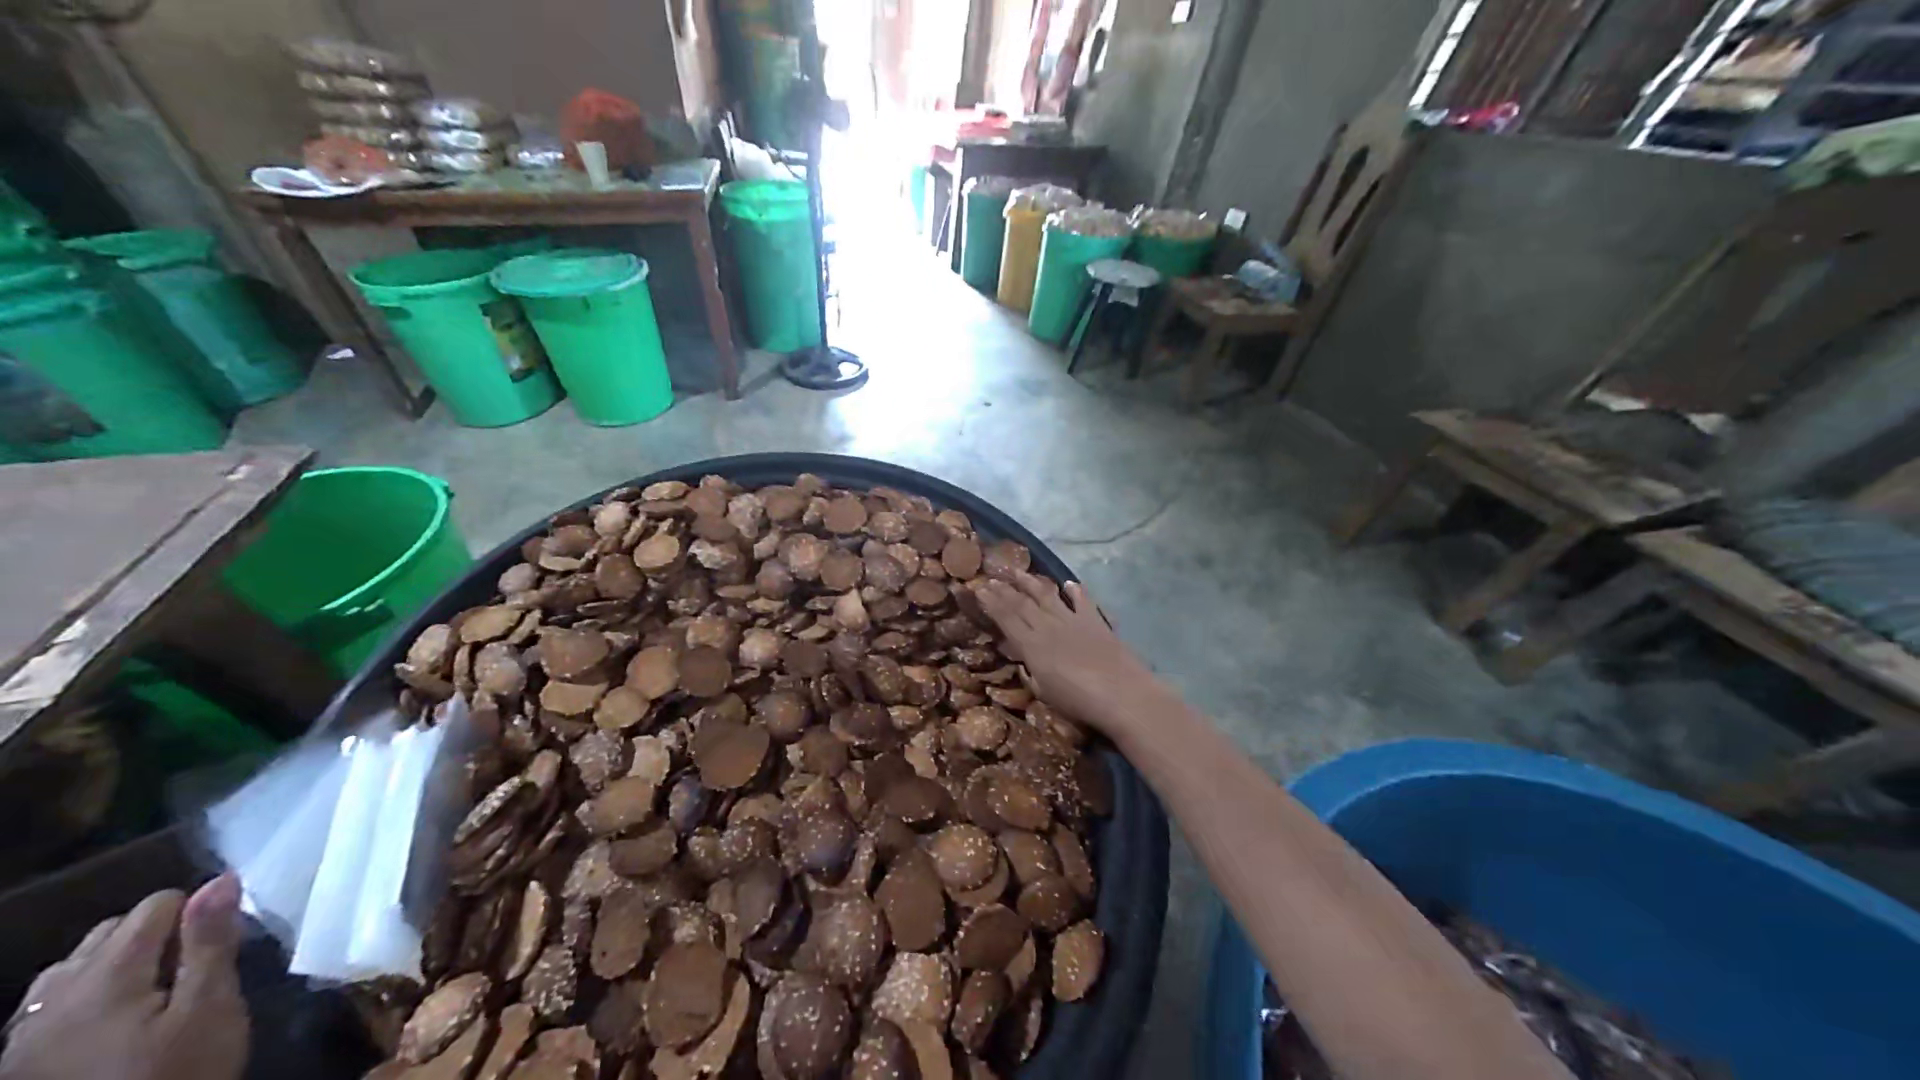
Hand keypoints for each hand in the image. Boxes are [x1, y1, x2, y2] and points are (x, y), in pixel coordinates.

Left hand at [1, 875, 248, 1079]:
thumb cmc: (177, 1075)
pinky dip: (85, 1000)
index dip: (199, 914)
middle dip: (156, 937)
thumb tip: (222, 879)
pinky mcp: (17, 1065)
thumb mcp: (210, 1009)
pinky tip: (109, 1028)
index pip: (158, 905)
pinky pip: (50, 1006)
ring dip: (117, 966)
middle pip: (111, 930)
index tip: (220, 946)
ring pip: (75, 967)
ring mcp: (23, 1036)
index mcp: (105, 977)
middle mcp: (53, 997)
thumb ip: (210, 942)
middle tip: (190, 973)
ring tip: (151, 997)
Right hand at [976, 571, 1168, 739]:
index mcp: (1031, 645)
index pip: (1006, 618)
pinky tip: (1068, 584)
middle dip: (1004, 589)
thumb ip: (1031, 672)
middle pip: (1022, 603)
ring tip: (1018, 572)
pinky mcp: (1095, 621)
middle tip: (991, 577)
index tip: (979, 589)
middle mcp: (1048, 626)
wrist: (1121, 694)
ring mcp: (1073, 620)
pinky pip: (1082, 601)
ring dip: (1031, 582)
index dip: (991, 603)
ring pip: (1047, 595)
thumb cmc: (1078, 702)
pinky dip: (1075, 591)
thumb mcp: (1044, 691)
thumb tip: (1022, 657)